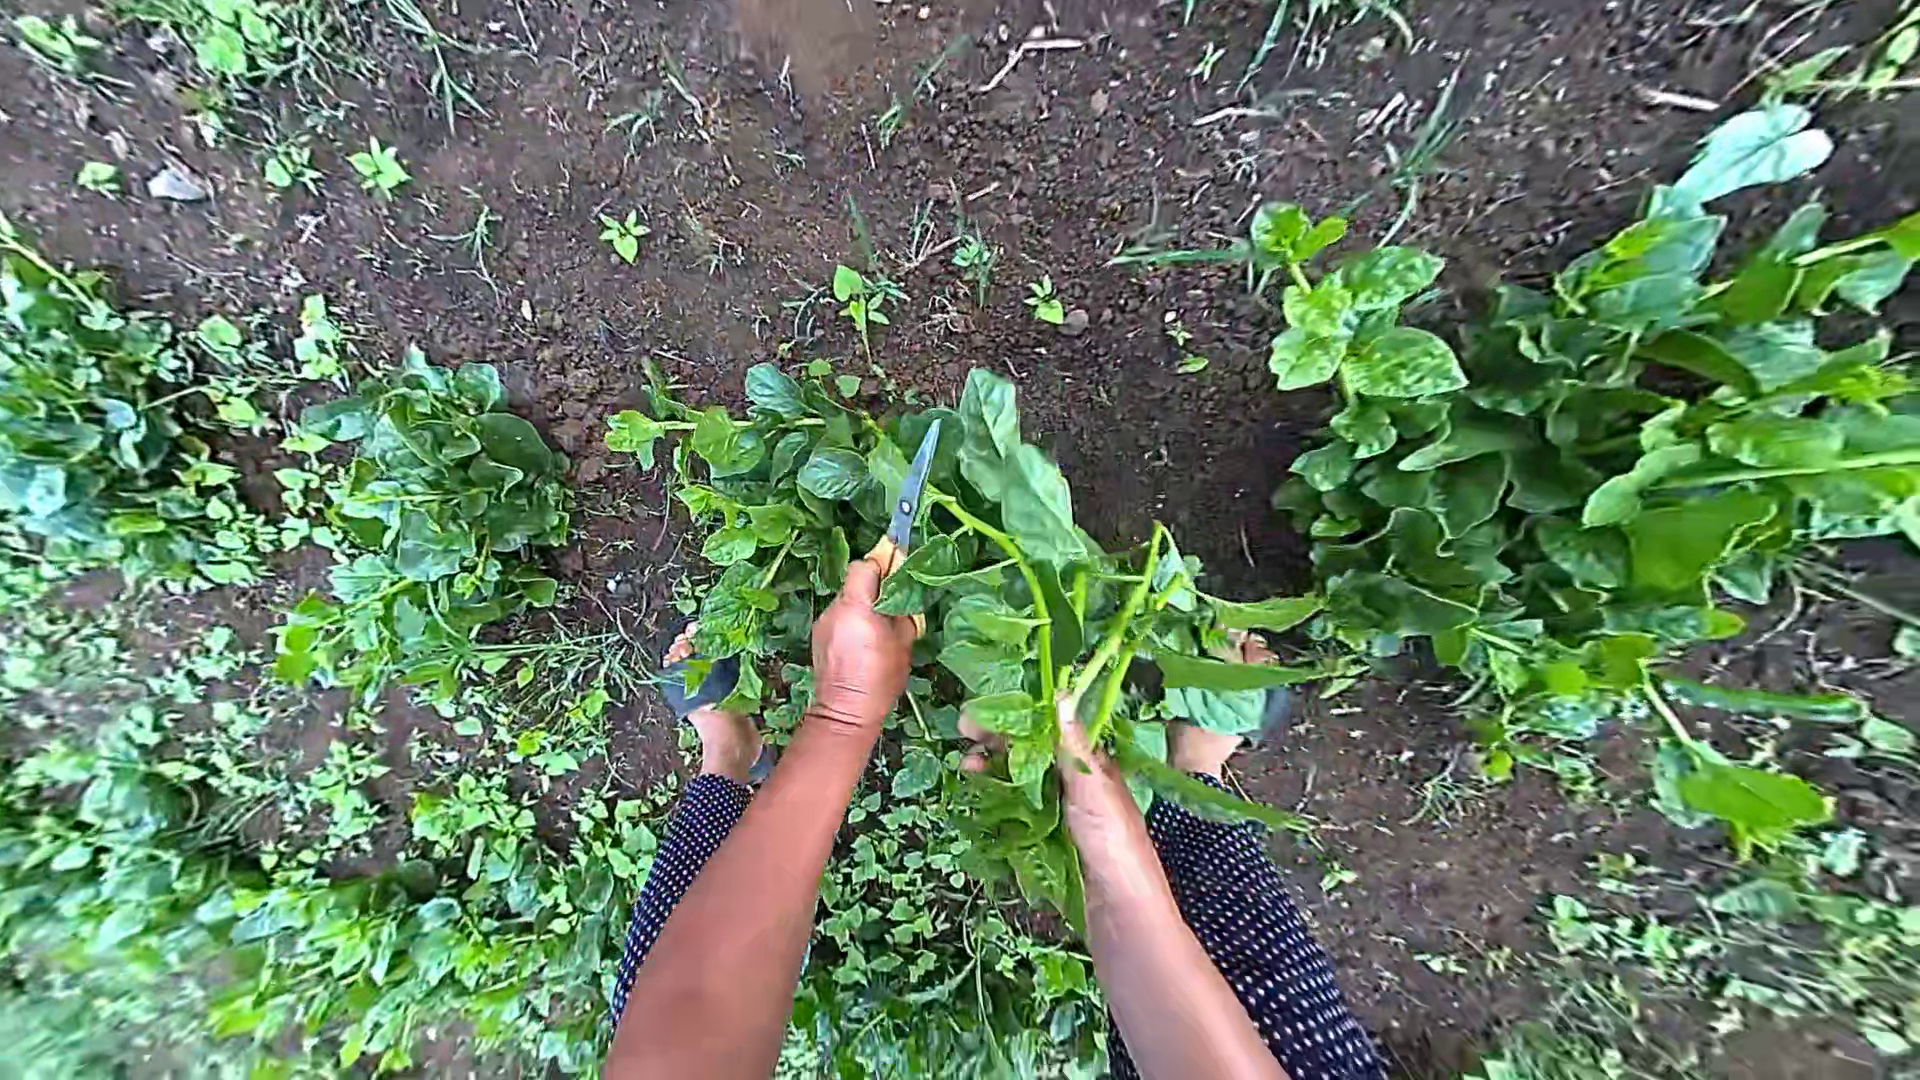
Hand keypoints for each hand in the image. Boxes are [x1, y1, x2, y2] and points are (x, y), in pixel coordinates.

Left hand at [808, 559, 915, 737]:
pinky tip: (862, 643)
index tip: (896, 574)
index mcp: (856, 607)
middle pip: (854, 582)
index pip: (864, 566)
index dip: (880, 566)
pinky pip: (839, 617)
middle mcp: (834, 610)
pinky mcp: (818, 636)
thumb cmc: (880, 679)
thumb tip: (903, 591)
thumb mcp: (904, 642)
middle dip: (874, 588)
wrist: (845, 713)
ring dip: (863, 605)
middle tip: (893, 605)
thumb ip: (902, 610)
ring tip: (878, 630)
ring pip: (847, 600)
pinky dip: (851, 621)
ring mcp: (823, 623)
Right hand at [961, 694, 1160, 893]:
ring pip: (1018, 779)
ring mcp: (1057, 811)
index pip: (1048, 728)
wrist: (1122, 916)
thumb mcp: (1092, 788)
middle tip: (964, 732)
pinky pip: (1015, 810)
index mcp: (1088, 764)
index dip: (1016, 716)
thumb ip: (1072, 745)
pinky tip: (979, 796)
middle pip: (1029, 751)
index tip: (985, 709)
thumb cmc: (1113, 844)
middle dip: (997, 740)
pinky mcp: (1045, 837)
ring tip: (967, 765)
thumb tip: (1063, 692)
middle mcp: (1072, 782)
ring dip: (992, 767)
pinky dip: (996, 799)